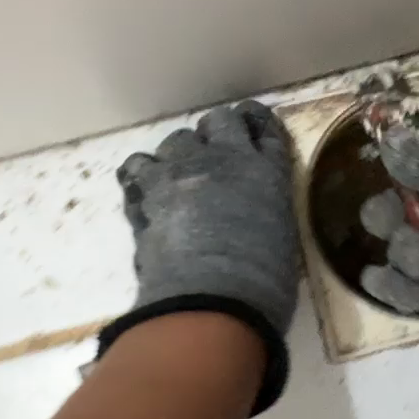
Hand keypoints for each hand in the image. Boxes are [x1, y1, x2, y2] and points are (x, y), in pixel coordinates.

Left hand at [98, 100, 300, 414]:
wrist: (212, 298)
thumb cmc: (261, 285)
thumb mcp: (279, 241)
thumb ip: (265, 216)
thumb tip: (250, 222)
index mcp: (268, 172)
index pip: (264, 130)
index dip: (255, 125)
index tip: (248, 128)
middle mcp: (228, 157)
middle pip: (219, 120)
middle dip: (215, 133)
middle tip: (212, 159)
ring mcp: (185, 168)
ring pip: (178, 138)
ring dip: (180, 155)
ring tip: (178, 182)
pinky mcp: (150, 187)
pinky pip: (138, 166)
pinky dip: (142, 177)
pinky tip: (146, 194)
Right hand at [361, 111, 418, 416]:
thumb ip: (415, 154)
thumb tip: (390, 135)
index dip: (403, 145)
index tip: (379, 151)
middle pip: (406, 199)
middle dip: (387, 210)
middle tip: (393, 218)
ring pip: (405, 242)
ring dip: (401, 250)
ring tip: (418, 261)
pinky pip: (414, 283)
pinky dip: (397, 284)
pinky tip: (380, 280)